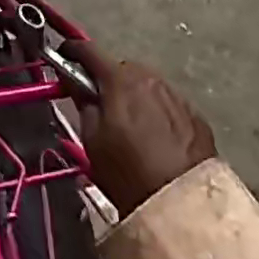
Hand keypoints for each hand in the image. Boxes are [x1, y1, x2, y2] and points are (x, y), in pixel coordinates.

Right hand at [60, 41, 216, 217]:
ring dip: (134, 94)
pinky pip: (167, 103)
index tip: (63, 57)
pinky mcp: (195, 115)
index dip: (72, 51)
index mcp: (119, 79)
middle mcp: (149, 77)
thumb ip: (82, 101)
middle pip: (120, 68)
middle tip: (101, 104)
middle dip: (107, 81)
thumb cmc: (128, 172)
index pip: (88, 50)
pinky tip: (156, 136)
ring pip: (145, 84)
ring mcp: (176, 95)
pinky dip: (157, 111)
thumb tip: (75, 81)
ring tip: (131, 124)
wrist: (184, 208)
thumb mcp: (92, 139)